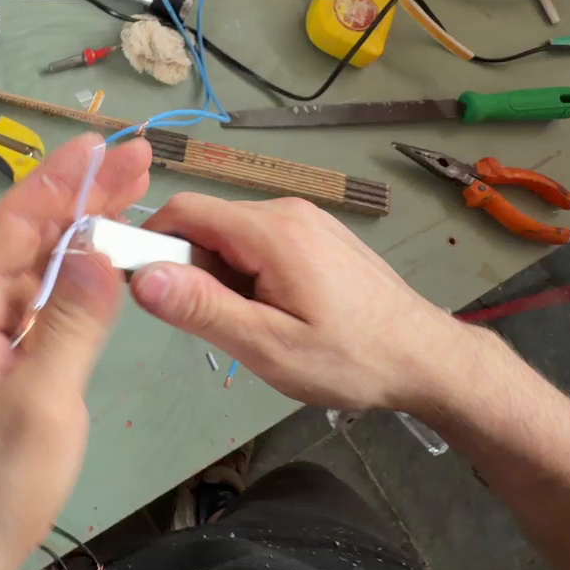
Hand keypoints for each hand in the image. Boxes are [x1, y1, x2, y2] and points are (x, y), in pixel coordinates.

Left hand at [0, 133, 152, 569]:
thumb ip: (71, 325)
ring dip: (86, 223)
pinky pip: (53, 292)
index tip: (97, 147)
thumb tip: (103, 252)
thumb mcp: (42, 402)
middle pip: (33, 234)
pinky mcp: (19, 350)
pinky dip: (85, 265)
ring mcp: (0, 330)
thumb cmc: (1, 480)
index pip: (13, 226)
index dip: (54, 181)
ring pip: (46, 260)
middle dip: (81, 192)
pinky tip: (110, 251)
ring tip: (133, 190)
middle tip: (134, 160)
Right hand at [130, 194, 468, 410]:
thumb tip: (141, 275)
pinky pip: (260, 239)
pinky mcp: (318, 233)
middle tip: (211, 321)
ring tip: (249, 321)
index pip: (183, 210)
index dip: (152, 243)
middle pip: (207, 222)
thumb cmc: (349, 359)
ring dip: (220, 271)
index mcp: (270, 231)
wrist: (428, 358)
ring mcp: (306, 218)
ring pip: (232, 232)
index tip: (147, 289)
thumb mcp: (269, 346)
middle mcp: (286, 210)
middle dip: (190, 265)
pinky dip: (247, 269)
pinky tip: (274, 309)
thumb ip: (203, 309)